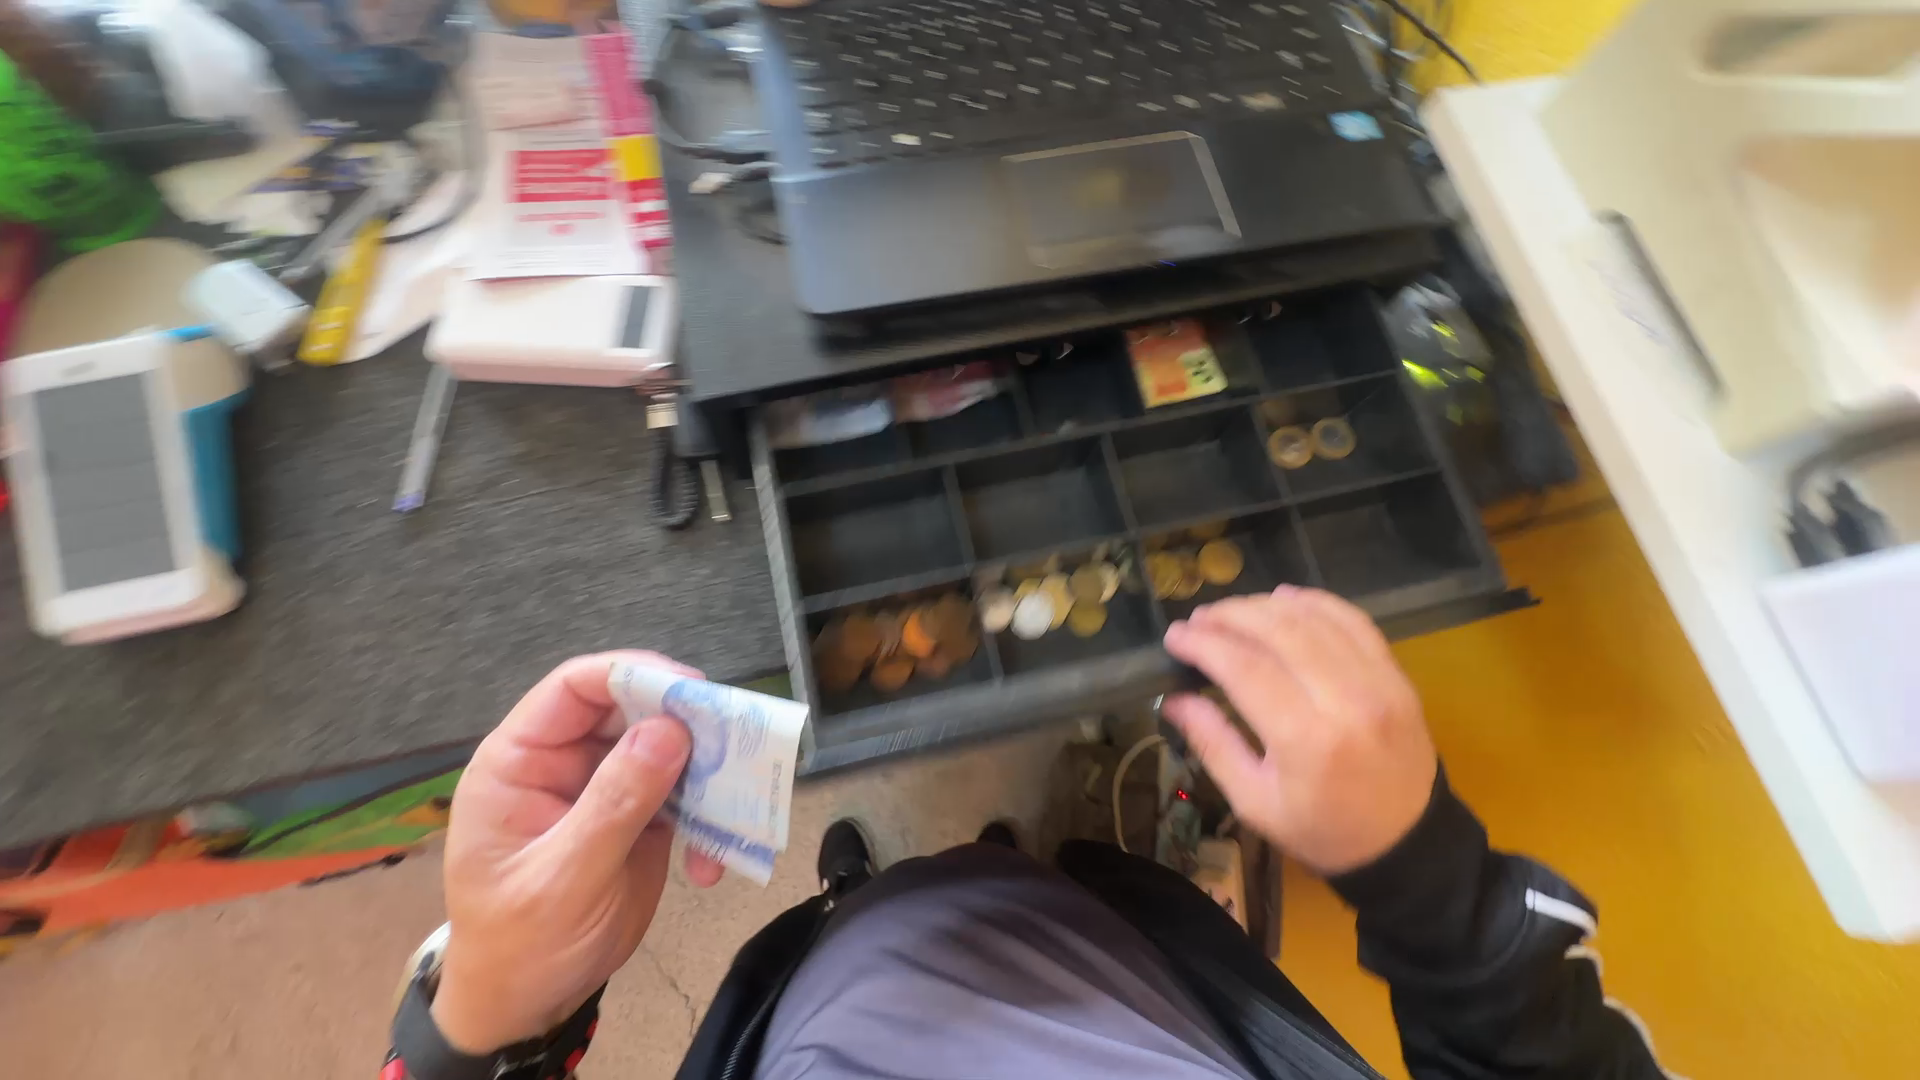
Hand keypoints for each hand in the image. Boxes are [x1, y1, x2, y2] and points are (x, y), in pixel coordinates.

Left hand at [432, 652, 725, 1053]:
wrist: (533, 1005)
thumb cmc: (521, 945)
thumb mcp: (562, 879)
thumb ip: (613, 803)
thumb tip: (669, 730)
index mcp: (523, 760)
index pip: (575, 688)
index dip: (632, 674)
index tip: (691, 689)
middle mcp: (568, 760)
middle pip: (634, 709)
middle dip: (685, 722)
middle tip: (734, 739)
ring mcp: (609, 784)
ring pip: (670, 745)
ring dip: (707, 772)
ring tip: (734, 802)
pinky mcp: (644, 811)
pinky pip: (687, 789)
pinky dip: (709, 816)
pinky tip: (709, 865)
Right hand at [1161, 586, 1435, 875]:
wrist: (1409, 845)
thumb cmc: (1322, 830)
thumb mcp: (1254, 802)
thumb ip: (1213, 743)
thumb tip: (1173, 699)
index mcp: (1306, 740)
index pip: (1244, 669)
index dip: (1204, 644)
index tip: (1174, 636)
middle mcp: (1346, 701)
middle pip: (1279, 632)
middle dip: (1230, 616)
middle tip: (1198, 620)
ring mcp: (1378, 683)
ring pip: (1314, 619)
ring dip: (1264, 605)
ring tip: (1231, 611)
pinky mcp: (1396, 677)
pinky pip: (1353, 621)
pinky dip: (1315, 602)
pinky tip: (1283, 600)